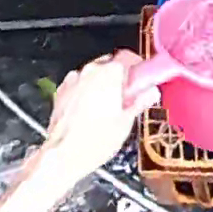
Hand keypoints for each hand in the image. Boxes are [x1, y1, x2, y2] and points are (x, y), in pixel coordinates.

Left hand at [31, 51, 158, 191]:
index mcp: (109, 74)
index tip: (141, 79)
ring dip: (101, 84)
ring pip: (93, 74)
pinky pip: (79, 84)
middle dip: (119, 77)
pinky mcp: (61, 90)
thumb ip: (139, 101)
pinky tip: (88, 111)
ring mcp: (73, 79)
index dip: (137, 66)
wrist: (63, 154)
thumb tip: (151, 92)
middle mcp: (90, 70)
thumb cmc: (96, 140)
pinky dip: (85, 91)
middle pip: (110, 63)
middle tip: (126, 97)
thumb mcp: (126, 122)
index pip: (127, 57)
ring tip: (106, 107)